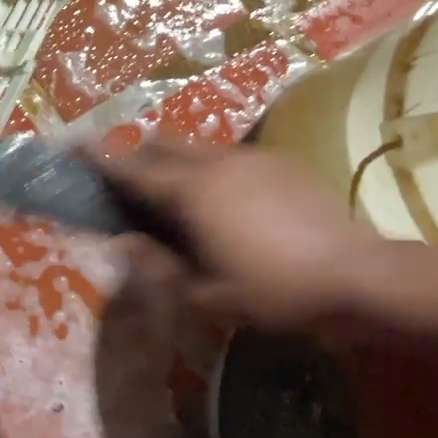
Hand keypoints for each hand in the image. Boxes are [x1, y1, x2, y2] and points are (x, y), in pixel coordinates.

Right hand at [94, 143, 381, 330]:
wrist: (364, 277)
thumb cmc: (278, 291)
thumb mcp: (209, 294)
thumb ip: (159, 266)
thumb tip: (121, 245)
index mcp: (190, 192)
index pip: (131, 167)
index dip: (98, 157)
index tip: (73, 146)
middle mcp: (214, 162)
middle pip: (162, 142)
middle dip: (139, 154)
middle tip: (132, 182)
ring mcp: (251, 158)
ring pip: (197, 146)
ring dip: (178, 162)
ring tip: (185, 196)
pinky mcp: (282, 162)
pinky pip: (232, 156)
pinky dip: (214, 170)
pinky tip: (233, 204)